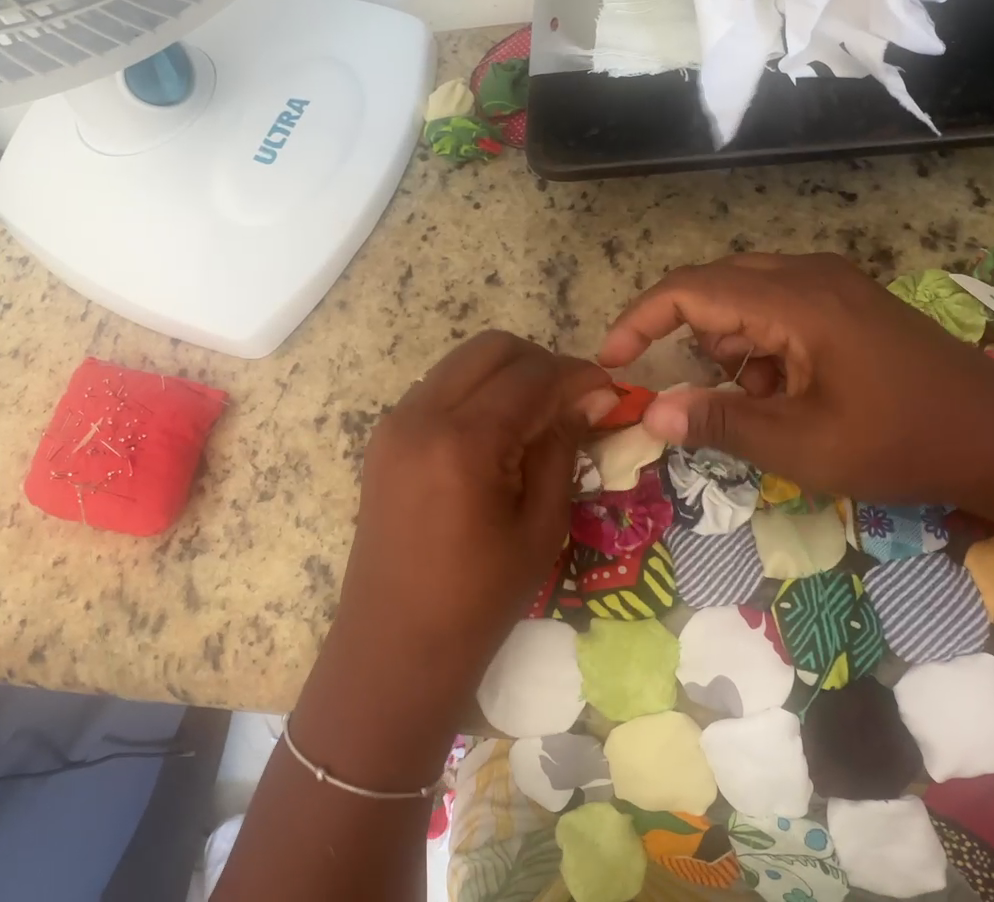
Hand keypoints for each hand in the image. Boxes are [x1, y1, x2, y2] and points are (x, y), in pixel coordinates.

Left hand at [334, 332, 615, 690]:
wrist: (395, 645)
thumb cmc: (478, 600)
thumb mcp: (540, 526)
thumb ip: (562, 448)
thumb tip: (592, 396)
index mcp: (463, 441)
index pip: (532, 375)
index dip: (578, 375)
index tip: (610, 393)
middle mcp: (421, 415)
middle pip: (492, 348)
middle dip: (540, 363)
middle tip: (572, 404)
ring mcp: (394, 424)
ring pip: (461, 364)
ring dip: (506, 376)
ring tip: (537, 421)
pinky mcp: (384, 440)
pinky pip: (438, 390)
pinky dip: (474, 394)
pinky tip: (496, 437)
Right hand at [597, 253, 993, 502]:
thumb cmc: (898, 441)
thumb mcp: (799, 445)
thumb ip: (719, 423)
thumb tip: (651, 413)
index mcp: (794, 302)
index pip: (690, 291)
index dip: (639, 321)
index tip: (610, 362)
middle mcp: (809, 276)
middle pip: (714, 287)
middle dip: (686, 338)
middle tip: (682, 393)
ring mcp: (833, 285)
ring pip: (745, 299)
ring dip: (729, 348)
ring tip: (755, 404)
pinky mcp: (847, 302)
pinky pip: (778, 309)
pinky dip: (762, 348)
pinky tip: (787, 392)